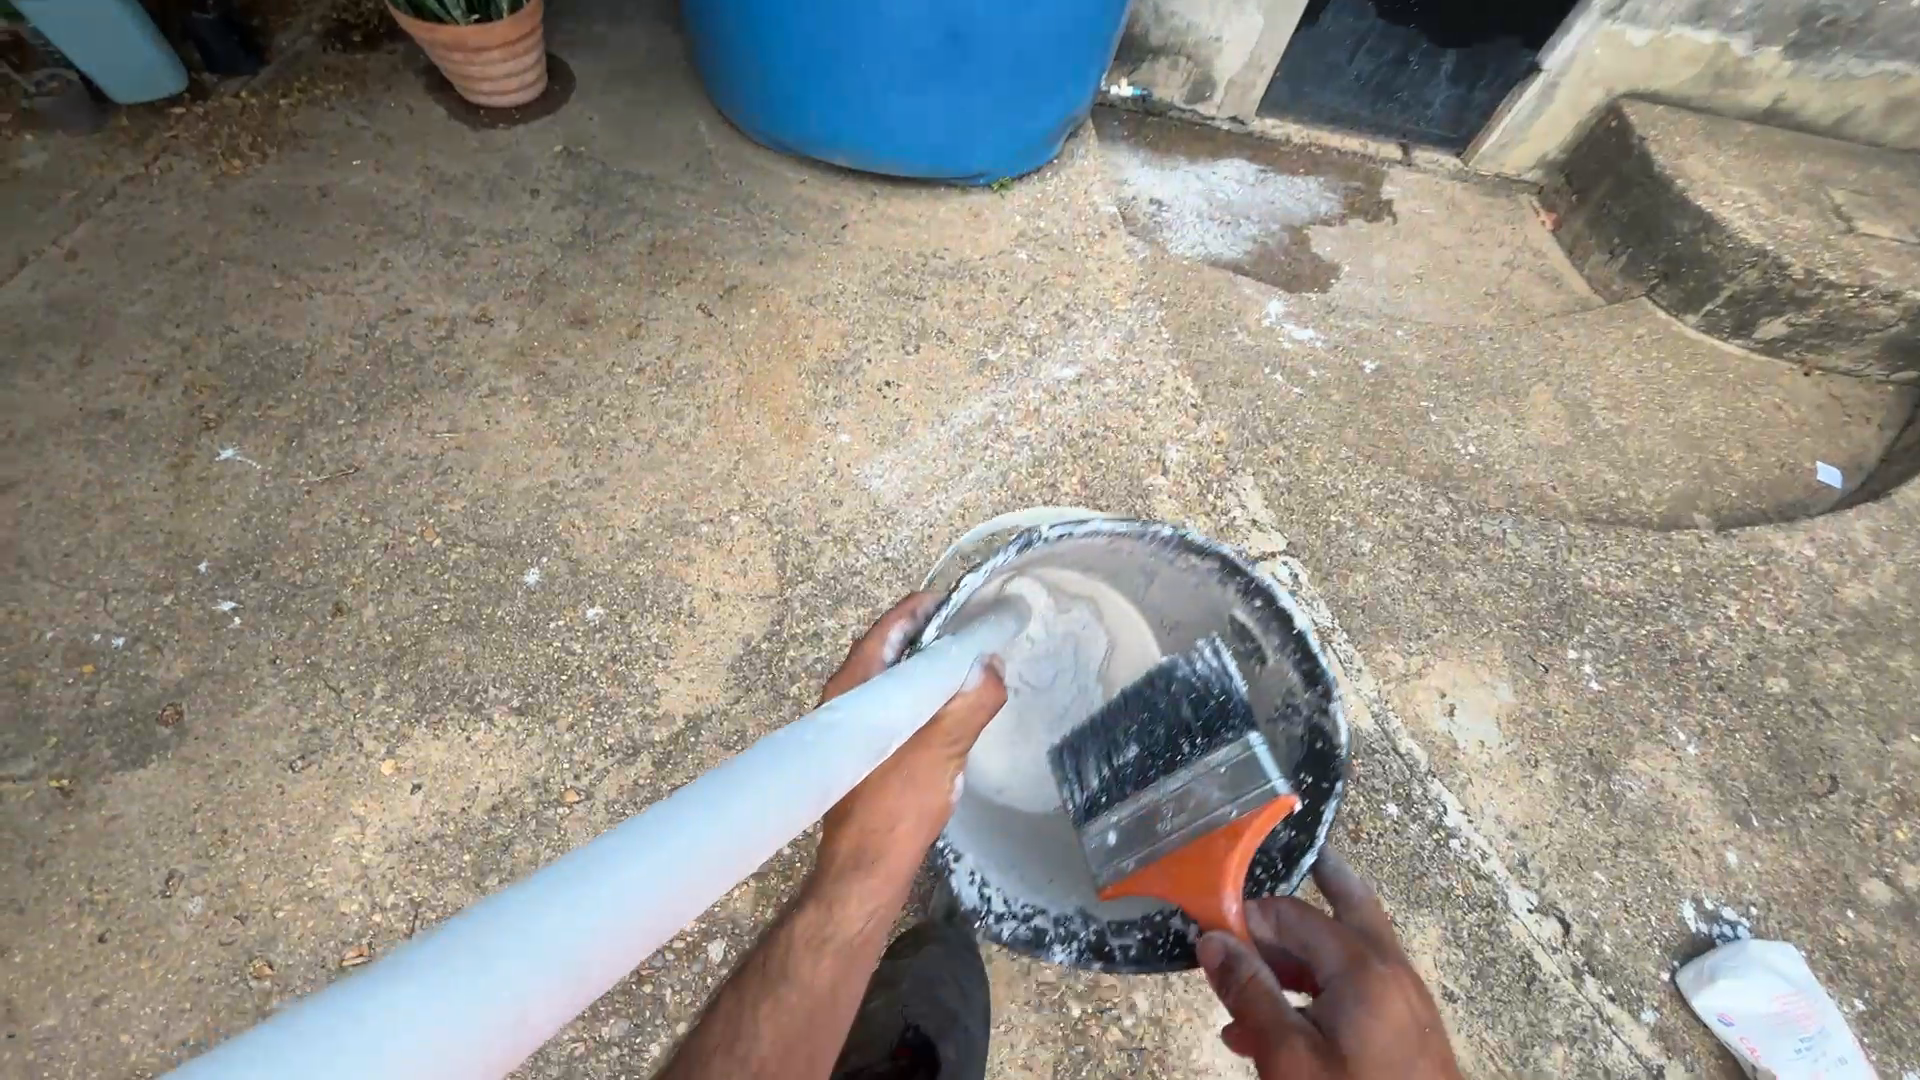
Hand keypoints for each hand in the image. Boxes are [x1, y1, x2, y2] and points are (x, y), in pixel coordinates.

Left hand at [815, 592, 1007, 895]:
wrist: (864, 868)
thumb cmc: (896, 803)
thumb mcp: (943, 747)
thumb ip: (971, 700)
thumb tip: (991, 664)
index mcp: (856, 683)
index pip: (891, 625)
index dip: (927, 607)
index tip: (963, 602)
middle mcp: (846, 695)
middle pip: (890, 647)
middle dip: (931, 634)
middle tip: (973, 630)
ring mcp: (850, 723)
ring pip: (892, 677)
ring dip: (927, 665)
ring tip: (967, 662)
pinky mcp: (861, 747)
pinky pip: (894, 703)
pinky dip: (921, 693)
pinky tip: (948, 706)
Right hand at [1196, 850, 1462, 1079]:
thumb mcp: (1288, 1056)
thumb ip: (1248, 990)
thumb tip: (1210, 938)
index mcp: (1362, 966)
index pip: (1291, 913)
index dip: (1246, 918)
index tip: (1209, 931)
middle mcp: (1389, 970)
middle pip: (1348, 902)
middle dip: (1312, 879)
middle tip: (1275, 857)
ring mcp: (1404, 1003)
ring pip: (1344, 953)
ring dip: (1295, 955)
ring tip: (1244, 976)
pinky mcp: (1406, 1035)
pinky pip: (1355, 992)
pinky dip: (1314, 991)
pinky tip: (1271, 1027)